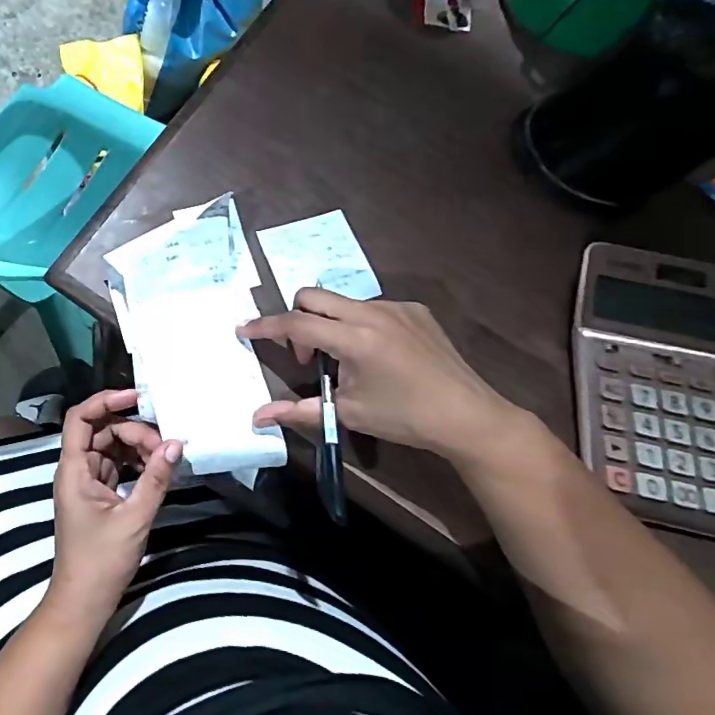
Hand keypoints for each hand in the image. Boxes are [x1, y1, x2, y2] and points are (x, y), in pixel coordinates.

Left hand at [46, 389, 181, 624]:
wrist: (83, 600)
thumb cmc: (101, 561)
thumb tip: (176, 444)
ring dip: (135, 446)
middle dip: (131, 430)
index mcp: (73, 469)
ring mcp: (85, 482)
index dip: (105, 401)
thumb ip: (155, 479)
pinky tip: (155, 468)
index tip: (136, 397)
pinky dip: (133, 462)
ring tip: (163, 457)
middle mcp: (75, 469)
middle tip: (164, 445)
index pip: (80, 418)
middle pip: (100, 430)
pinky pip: (114, 465)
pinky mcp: (96, 494)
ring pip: (109, 447)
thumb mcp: (134, 518)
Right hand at [237, 290, 546, 468]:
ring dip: (329, 323)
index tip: (244, 329)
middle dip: (296, 318)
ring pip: (342, 302)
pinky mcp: (415, 311)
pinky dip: (358, 325)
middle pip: (312, 296)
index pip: (296, 323)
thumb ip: (298, 410)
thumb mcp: (348, 413)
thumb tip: (257, 417)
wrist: (470, 417)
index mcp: (355, 338)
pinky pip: (371, 308)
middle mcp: (373, 313)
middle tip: (308, 355)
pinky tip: (377, 355)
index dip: (265, 326)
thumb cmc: (405, 418)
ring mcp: (396, 308)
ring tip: (345, 360)